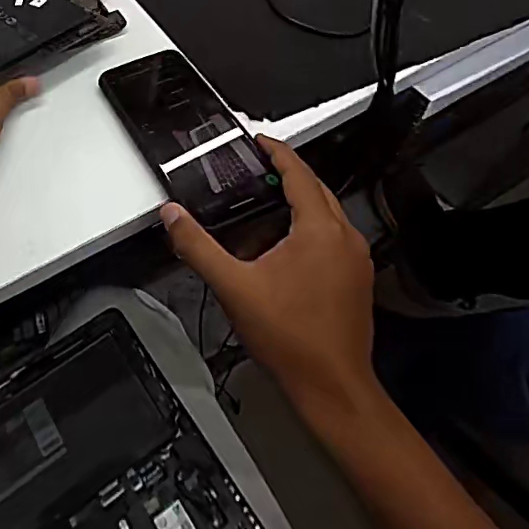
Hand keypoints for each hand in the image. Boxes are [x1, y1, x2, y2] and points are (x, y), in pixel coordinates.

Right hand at [160, 136, 379, 424]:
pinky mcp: (355, 279)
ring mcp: (355, 261)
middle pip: (316, 190)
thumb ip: (196, 245)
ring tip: (262, 206)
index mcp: (319, 231)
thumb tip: (174, 216)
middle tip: (256, 169)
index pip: (300, 174)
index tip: (260, 142)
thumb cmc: (293, 339)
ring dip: (297, 202)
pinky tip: (279, 247)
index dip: (277, 153)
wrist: (331, 386)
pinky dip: (307, 228)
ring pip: (326, 214)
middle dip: (286, 175)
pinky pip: (331, 238)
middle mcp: (345, 240)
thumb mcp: (232, 285)